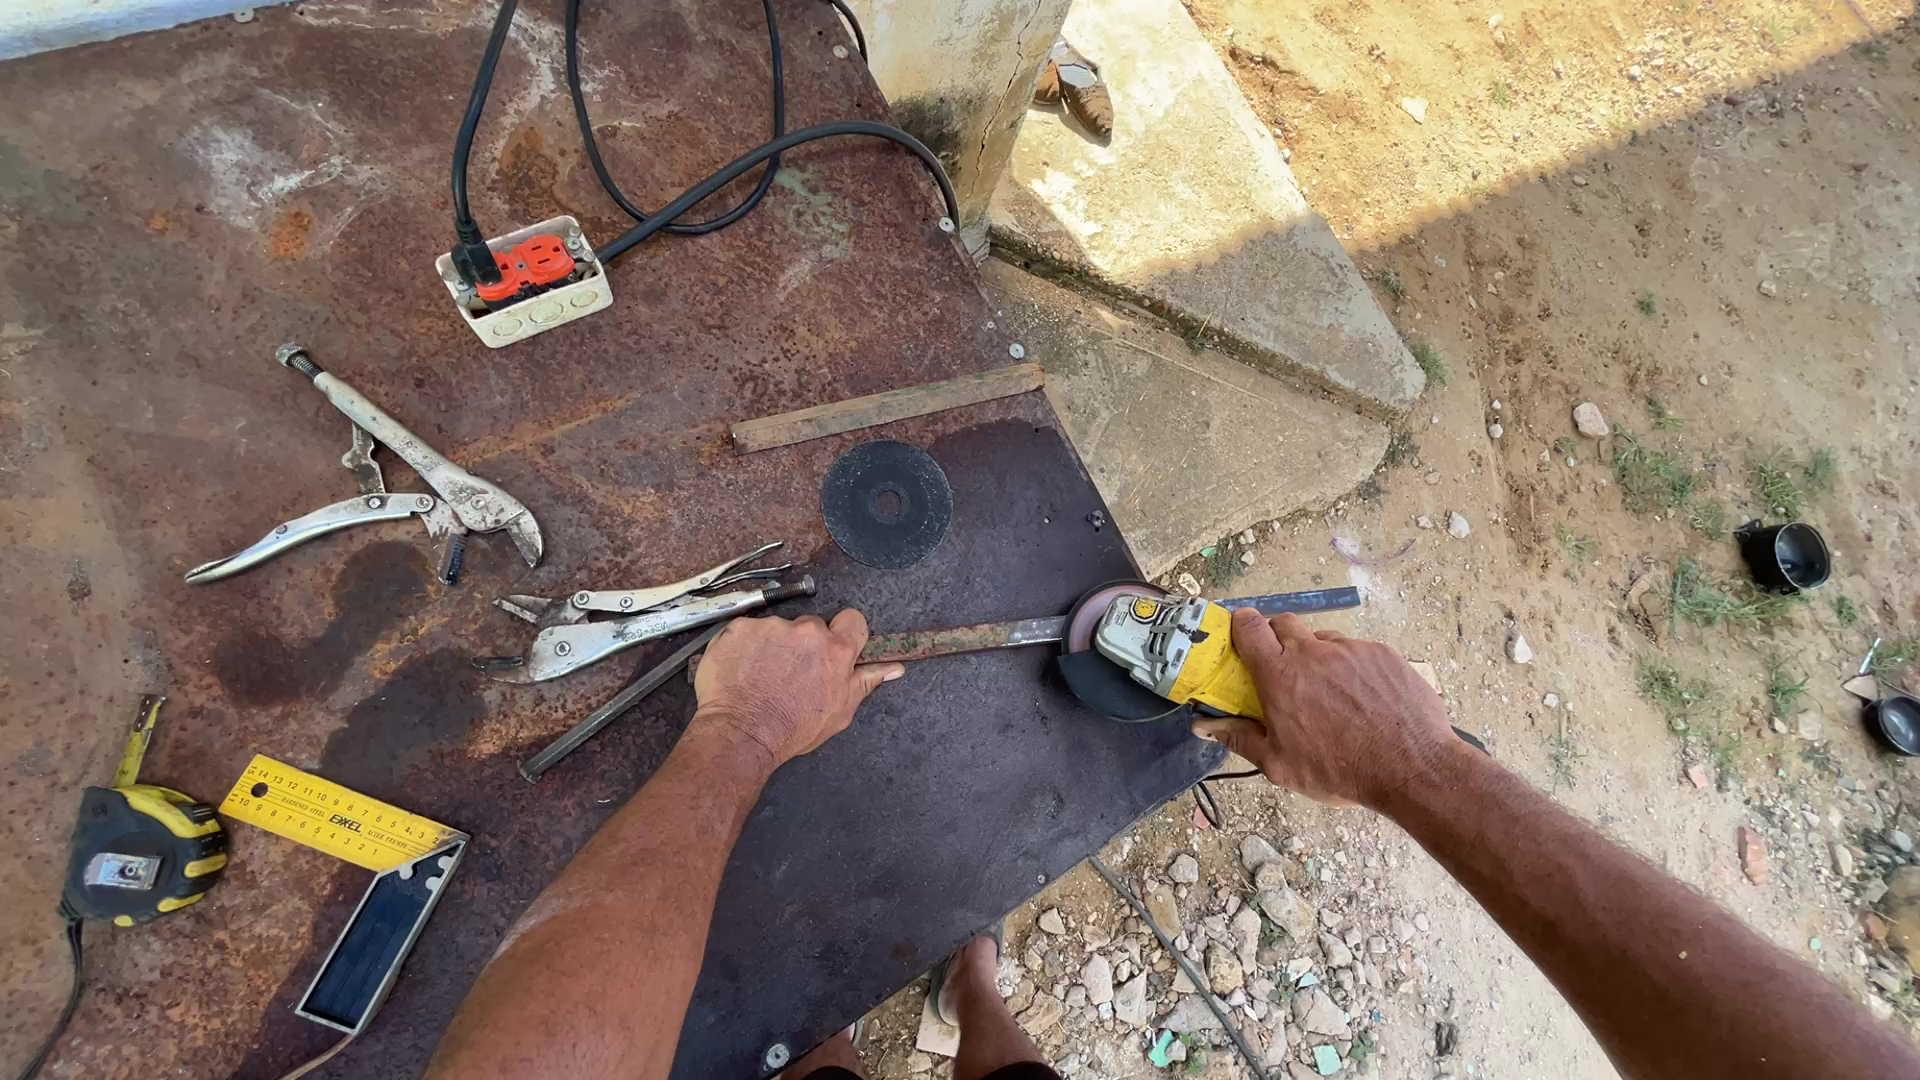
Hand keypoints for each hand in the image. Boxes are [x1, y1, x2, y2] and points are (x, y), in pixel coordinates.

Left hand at [690, 610, 904, 769]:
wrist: (741, 735)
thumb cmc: (791, 730)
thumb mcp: (839, 711)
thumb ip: (866, 682)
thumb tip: (895, 667)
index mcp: (836, 650)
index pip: (853, 621)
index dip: (844, 633)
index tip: (833, 648)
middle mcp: (807, 632)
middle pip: (813, 625)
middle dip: (804, 644)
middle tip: (791, 672)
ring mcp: (772, 627)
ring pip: (779, 628)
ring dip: (773, 645)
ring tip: (762, 675)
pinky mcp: (741, 628)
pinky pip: (747, 630)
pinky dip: (745, 646)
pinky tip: (742, 669)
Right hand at [1192, 610, 1460, 807]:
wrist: (1415, 769)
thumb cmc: (1339, 770)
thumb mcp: (1279, 764)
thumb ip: (1239, 738)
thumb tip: (1201, 726)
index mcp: (1279, 674)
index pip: (1249, 625)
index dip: (1242, 625)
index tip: (1243, 637)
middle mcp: (1312, 652)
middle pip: (1284, 622)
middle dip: (1278, 637)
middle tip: (1285, 667)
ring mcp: (1351, 649)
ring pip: (1323, 639)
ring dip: (1318, 656)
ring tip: (1331, 690)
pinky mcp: (1383, 654)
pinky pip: (1358, 652)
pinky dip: (1353, 668)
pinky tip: (1365, 698)